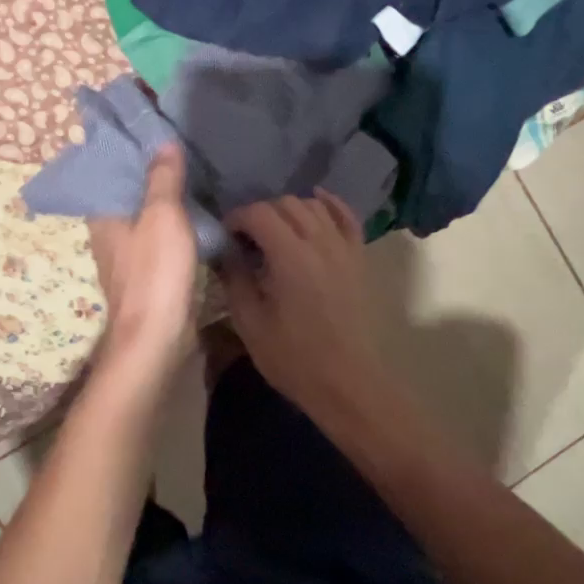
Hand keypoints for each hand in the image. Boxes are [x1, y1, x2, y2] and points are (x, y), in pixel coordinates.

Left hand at [87, 145, 197, 375]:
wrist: (155, 338)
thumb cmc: (154, 272)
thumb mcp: (162, 215)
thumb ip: (162, 177)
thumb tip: (163, 141)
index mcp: (102, 212)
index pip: (110, 167)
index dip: (129, 147)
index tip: (154, 126)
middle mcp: (108, 230)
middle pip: (128, 189)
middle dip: (149, 169)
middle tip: (181, 142)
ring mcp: (126, 253)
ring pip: (144, 212)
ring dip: (163, 195)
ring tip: (192, 169)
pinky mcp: (146, 271)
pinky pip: (158, 233)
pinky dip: (173, 219)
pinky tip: (195, 209)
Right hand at [220, 191, 384, 418]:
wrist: (349, 383)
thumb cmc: (294, 358)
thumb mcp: (250, 323)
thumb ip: (234, 279)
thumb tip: (224, 252)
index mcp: (289, 256)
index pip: (258, 213)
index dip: (237, 218)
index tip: (225, 236)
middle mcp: (319, 241)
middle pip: (285, 204)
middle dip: (260, 214)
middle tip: (246, 239)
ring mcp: (343, 248)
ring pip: (313, 207)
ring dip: (289, 210)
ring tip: (274, 233)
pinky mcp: (358, 258)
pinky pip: (346, 217)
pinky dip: (330, 203)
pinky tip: (317, 199)